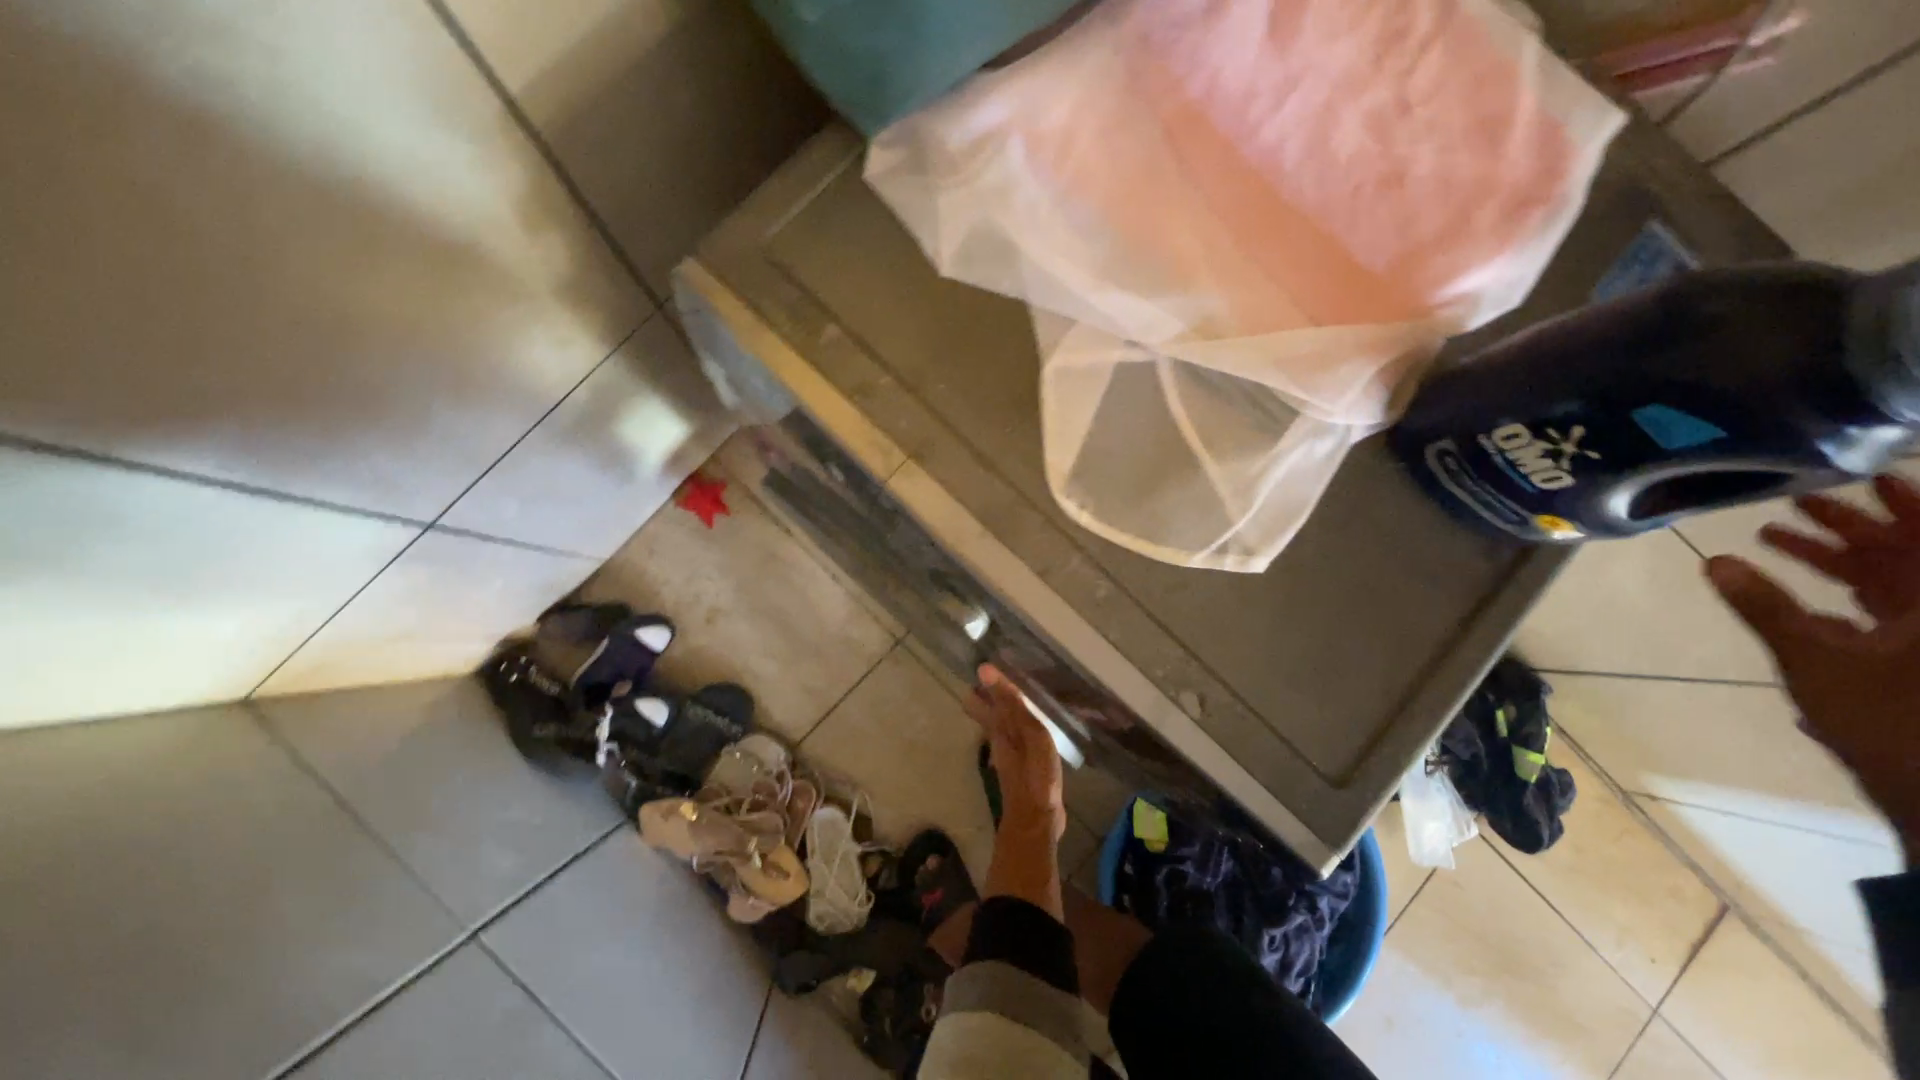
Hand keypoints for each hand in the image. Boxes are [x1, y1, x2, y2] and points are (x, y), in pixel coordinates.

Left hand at [966, 664, 1066, 840]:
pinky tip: (1034, 731)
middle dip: (991, 698)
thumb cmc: (1034, 774)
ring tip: (1020, 699)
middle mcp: (1000, 741)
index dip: (983, 686)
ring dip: (1007, 712)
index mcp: (999, 729)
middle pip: (990, 715)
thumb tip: (983, 669)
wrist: (1038, 820)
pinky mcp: (1024, 769)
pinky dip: (1022, 730)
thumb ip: (1010, 702)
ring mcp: (1011, 757)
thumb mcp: (1027, 733)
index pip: (981, 701)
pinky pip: (1018, 741)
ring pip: (1003, 727)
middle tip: (1001, 680)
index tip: (986, 667)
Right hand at [1706, 473, 1919, 861]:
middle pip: (1903, 556)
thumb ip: (1766, 608)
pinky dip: (1854, 603)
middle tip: (1802, 504)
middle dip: (1851, 529)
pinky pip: (1892, 618)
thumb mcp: (1813, 661)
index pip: (1914, 539)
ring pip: (1894, 587)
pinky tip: (1817, 604)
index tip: (1857, 477)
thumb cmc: (1884, 722)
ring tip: (1790, 545)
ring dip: (1844, 564)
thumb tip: (1716, 561)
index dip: (1890, 506)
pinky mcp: (1917, 667)